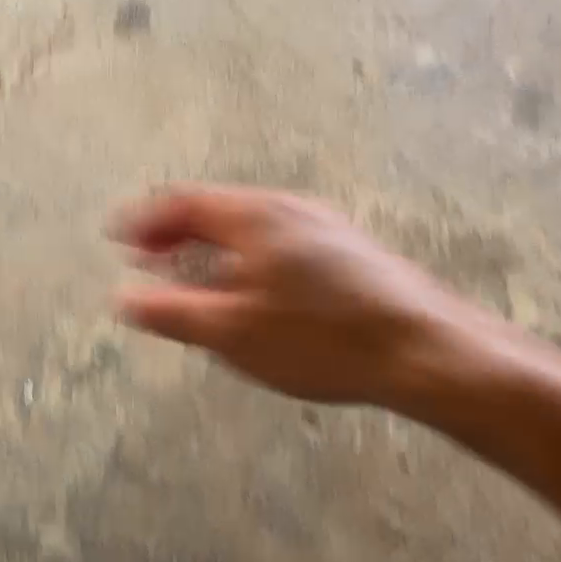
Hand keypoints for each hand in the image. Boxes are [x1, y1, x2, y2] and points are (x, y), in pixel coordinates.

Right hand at [111, 185, 486, 405]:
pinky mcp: (354, 255)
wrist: (442, 359)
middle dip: (174, 236)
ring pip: (249, 229)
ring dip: (209, 250)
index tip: (118, 240)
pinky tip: (253, 297)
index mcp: (253, 215)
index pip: (180, 201)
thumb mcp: (233, 332)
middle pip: (214, 210)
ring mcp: (326, 229)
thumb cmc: (325, 339)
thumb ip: (171, 312)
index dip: (142, 220)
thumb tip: (123, 300)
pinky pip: (279, 244)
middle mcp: (288, 209)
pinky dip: (246, 259)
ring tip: (193, 282)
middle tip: (148, 260)